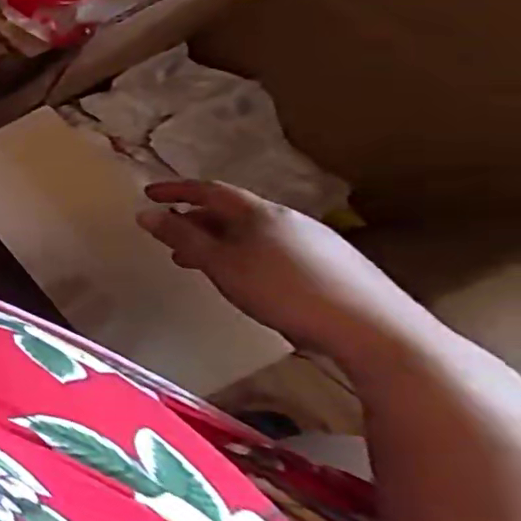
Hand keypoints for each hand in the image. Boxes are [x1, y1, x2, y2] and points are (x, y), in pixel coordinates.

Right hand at [137, 180, 435, 366]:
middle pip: (232, 211)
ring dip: (220, 240)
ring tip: (200, 262)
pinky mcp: (333, 265)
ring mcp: (316, 241)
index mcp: (259, 213)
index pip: (210, 190)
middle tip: (170, 236)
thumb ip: (181, 237)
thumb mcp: (219, 264)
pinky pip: (274, 248)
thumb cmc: (283, 290)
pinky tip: (245, 278)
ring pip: (253, 232)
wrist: (374, 330)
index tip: (148, 194)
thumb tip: (145, 214)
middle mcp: (288, 219)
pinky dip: (246, 254)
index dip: (176, 189)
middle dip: (196, 221)